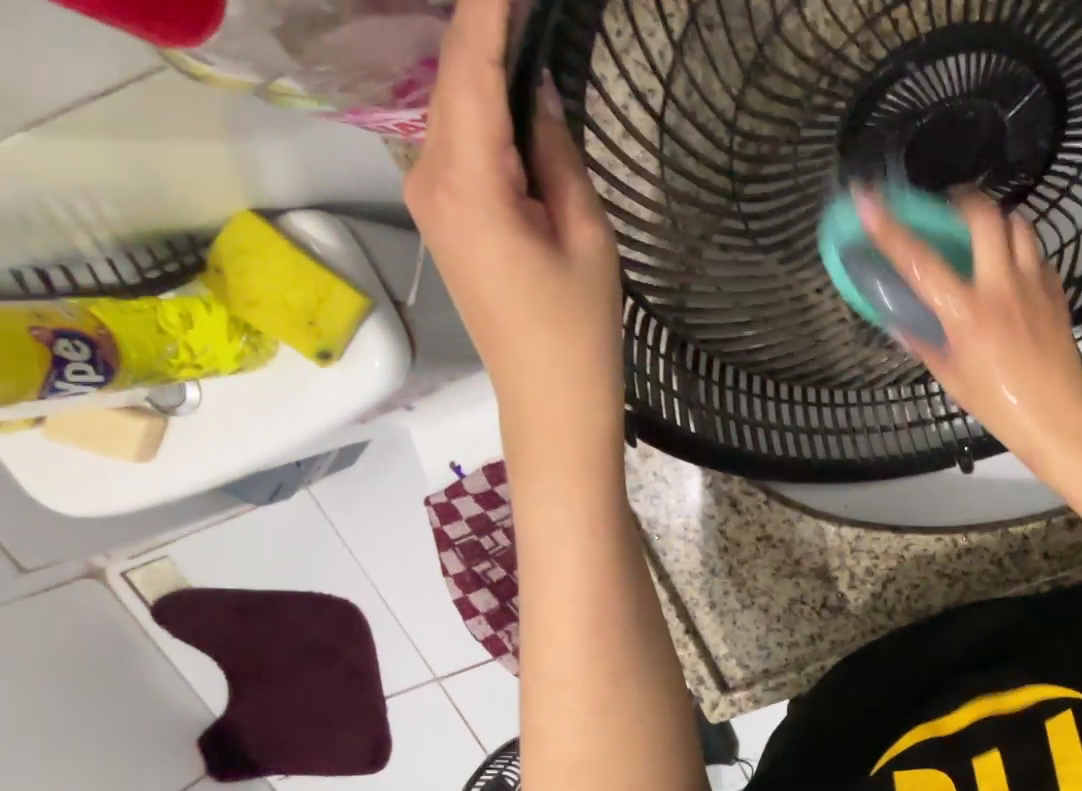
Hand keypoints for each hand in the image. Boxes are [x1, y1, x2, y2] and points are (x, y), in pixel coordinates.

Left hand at [406, 0, 621, 422]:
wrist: (547, 393)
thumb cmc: (578, 325)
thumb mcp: (585, 235)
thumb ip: (556, 156)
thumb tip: (540, 94)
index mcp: (468, 183)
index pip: (470, 72)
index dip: (486, 14)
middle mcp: (429, 178)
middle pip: (450, 80)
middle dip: (478, 28)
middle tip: (518, 3)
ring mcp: (428, 195)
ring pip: (451, 106)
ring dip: (479, 63)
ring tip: (517, 29)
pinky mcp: (441, 212)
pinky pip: (457, 140)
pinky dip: (479, 104)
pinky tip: (506, 83)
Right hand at [854, 188, 1081, 466]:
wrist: (1059, 419)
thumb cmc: (1000, 406)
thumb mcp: (952, 379)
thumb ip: (924, 345)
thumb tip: (900, 323)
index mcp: (967, 313)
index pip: (920, 260)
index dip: (889, 228)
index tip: (867, 200)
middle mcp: (1001, 288)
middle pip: (985, 217)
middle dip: (964, 201)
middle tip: (950, 208)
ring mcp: (1034, 286)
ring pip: (1019, 226)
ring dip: (998, 220)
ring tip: (985, 233)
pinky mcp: (1056, 293)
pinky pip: (1038, 254)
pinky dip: (1022, 251)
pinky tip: (1013, 270)